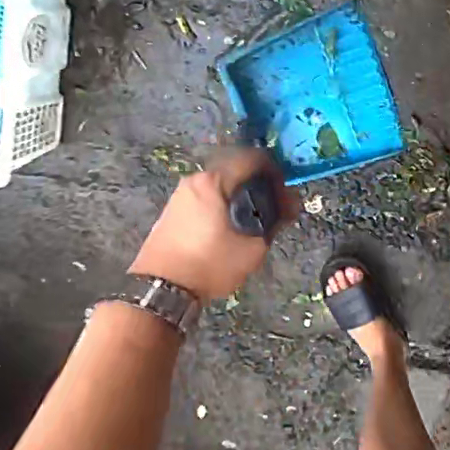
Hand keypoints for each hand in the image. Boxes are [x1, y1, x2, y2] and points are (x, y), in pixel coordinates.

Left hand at [127, 148, 294, 301]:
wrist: (159, 290)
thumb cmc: (209, 264)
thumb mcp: (252, 248)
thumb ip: (274, 222)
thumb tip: (289, 205)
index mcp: (214, 181)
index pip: (253, 159)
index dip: (276, 172)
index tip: (286, 193)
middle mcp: (195, 180)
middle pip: (236, 170)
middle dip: (260, 185)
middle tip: (276, 208)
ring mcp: (181, 194)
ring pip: (221, 184)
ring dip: (242, 195)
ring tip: (257, 219)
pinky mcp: (174, 210)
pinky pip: (207, 197)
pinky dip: (225, 203)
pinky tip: (233, 225)